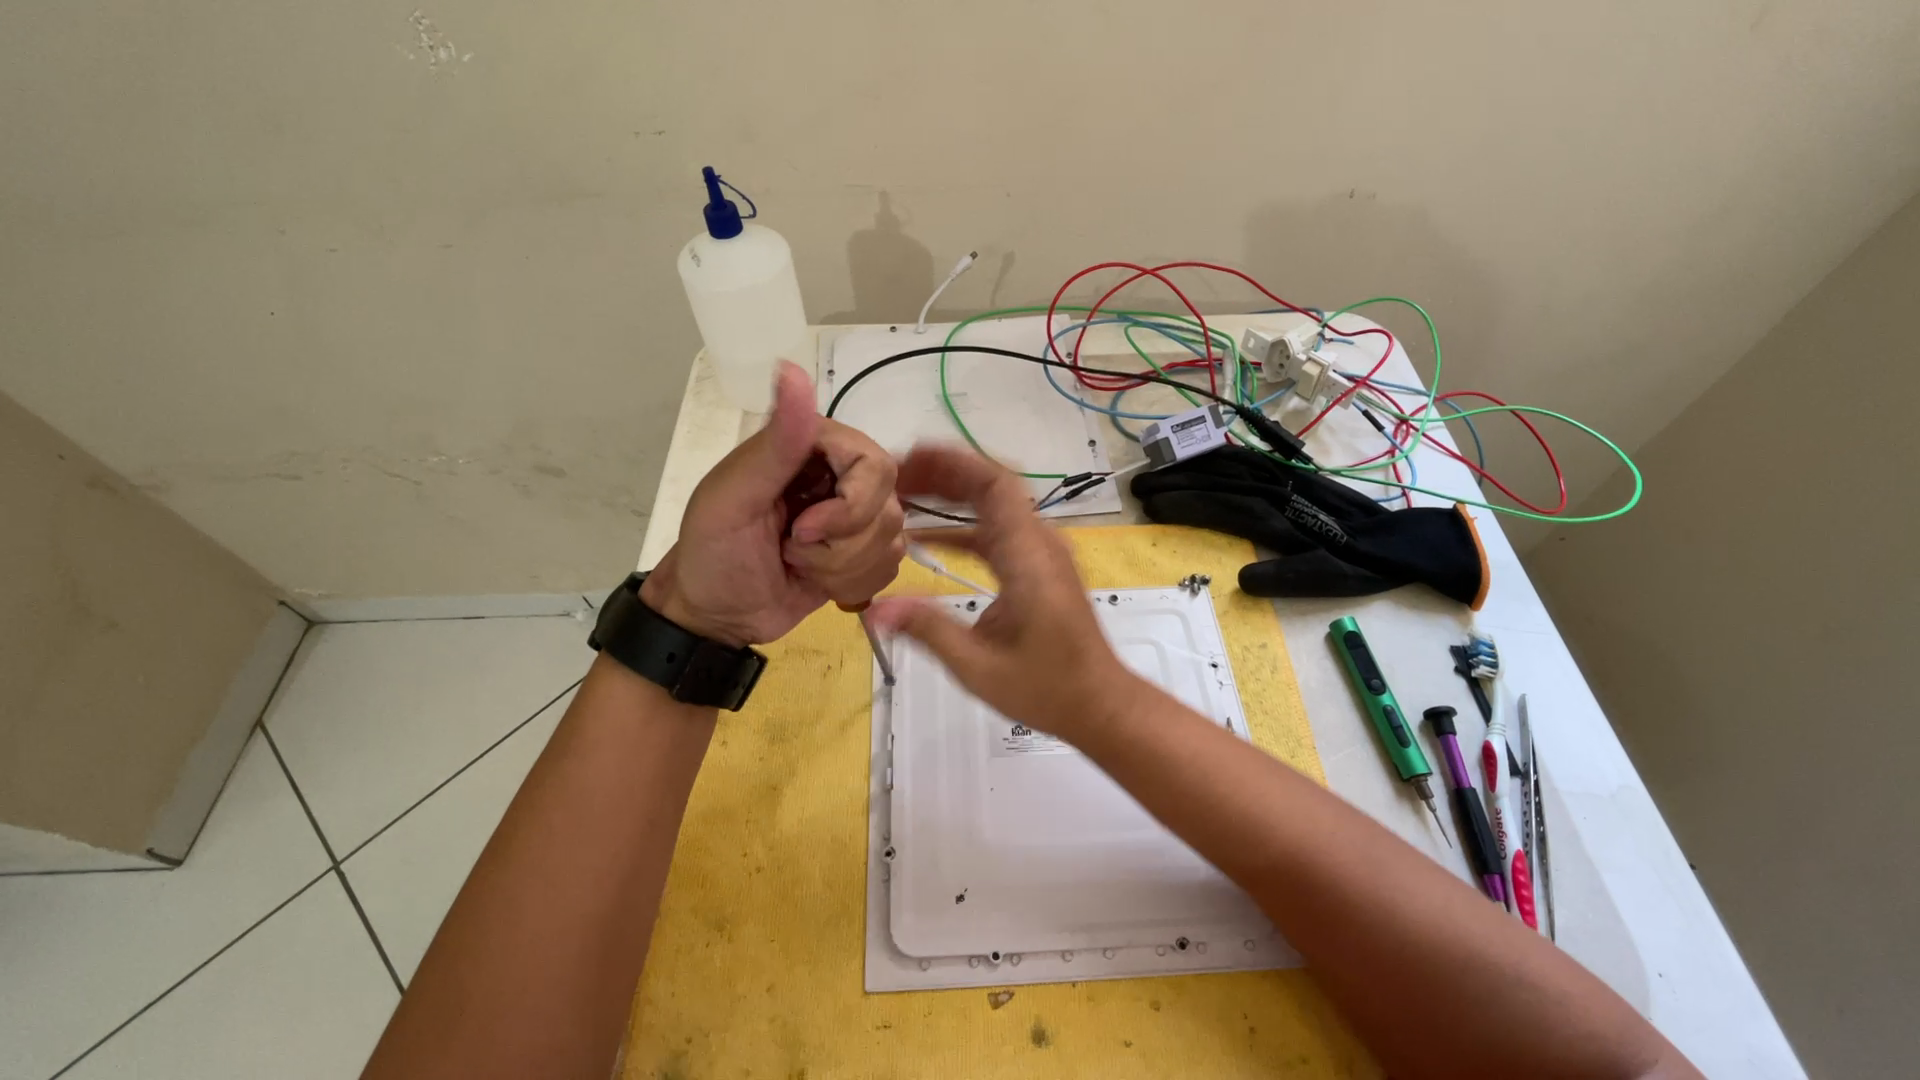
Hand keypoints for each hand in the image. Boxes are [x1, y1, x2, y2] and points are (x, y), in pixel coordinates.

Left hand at [642, 362, 904, 646]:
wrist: (717, 615)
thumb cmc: (714, 553)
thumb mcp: (732, 498)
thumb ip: (775, 442)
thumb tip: (793, 369)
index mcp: (814, 447)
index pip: (875, 464)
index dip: (851, 506)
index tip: (803, 531)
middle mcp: (844, 476)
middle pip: (889, 507)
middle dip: (842, 546)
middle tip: (792, 551)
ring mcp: (858, 517)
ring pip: (892, 542)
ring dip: (840, 569)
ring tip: (796, 565)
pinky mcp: (865, 554)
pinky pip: (890, 567)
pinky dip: (851, 585)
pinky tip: (816, 581)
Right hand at [867, 445, 1136, 739]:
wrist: (1099, 703)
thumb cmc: (1046, 688)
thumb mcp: (979, 665)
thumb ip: (928, 630)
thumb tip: (875, 611)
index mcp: (1028, 556)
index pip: (994, 485)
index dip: (952, 463)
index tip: (908, 459)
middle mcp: (1038, 543)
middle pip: (992, 484)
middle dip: (943, 471)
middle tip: (892, 473)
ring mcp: (1040, 553)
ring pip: (994, 504)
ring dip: (950, 494)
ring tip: (901, 493)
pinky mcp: (1037, 567)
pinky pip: (997, 531)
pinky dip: (961, 526)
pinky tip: (923, 538)